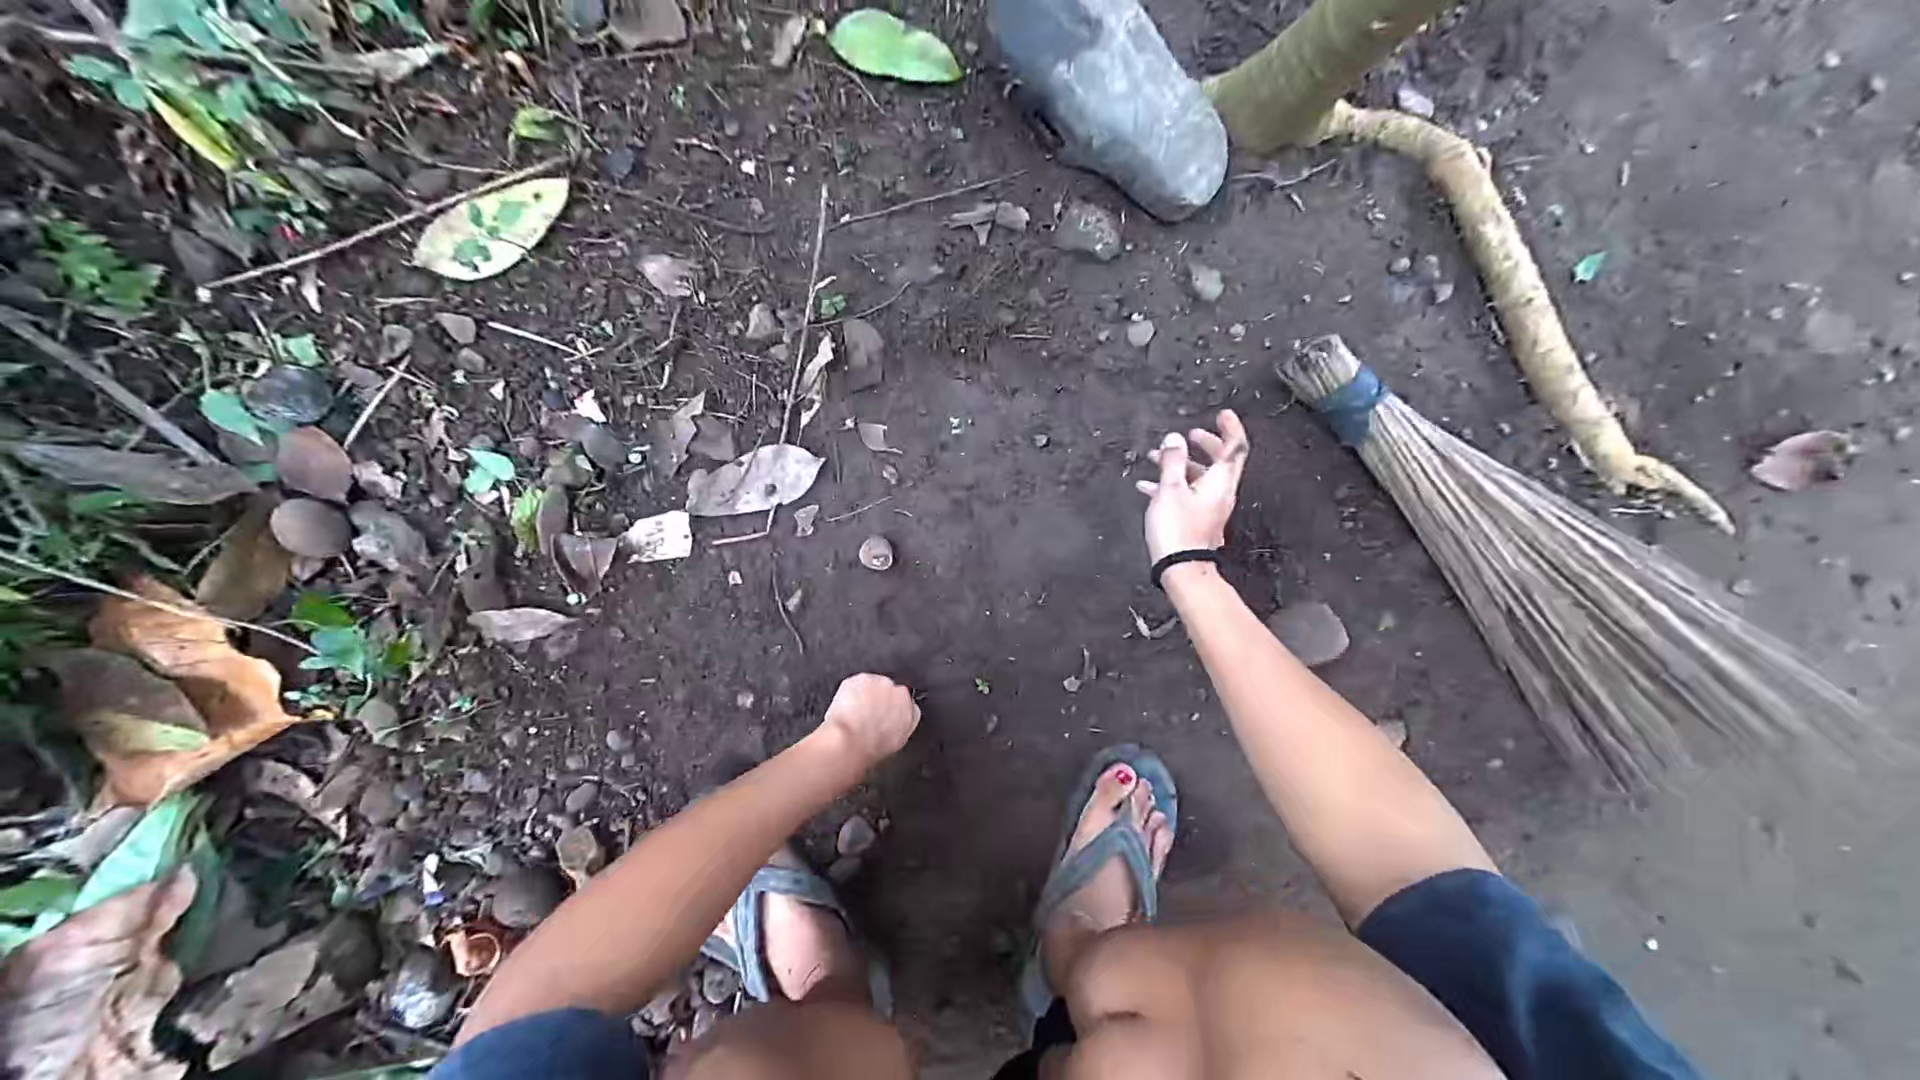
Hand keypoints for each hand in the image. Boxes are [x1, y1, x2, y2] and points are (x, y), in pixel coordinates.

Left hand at [819, 673, 919, 766]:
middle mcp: (897, 692)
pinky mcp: (861, 679)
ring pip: (871, 685)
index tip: (883, 715)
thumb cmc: (871, 746)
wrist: (851, 741)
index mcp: (909, 708)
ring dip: (864, 694)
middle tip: (866, 714)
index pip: (905, 702)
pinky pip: (855, 683)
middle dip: (879, 699)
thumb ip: (902, 724)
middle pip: (888, 690)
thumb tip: (895, 722)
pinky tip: (846, 707)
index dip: (892, 708)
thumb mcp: (897, 742)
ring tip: (854, 713)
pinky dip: (850, 692)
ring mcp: (878, 683)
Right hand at [1136, 410, 1249, 562]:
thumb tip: (1174, 439)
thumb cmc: (1177, 531)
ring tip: (1159, 457)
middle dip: (1204, 444)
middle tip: (1192, 434)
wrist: (1180, 568)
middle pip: (1219, 461)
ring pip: (1200, 477)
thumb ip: (1172, 461)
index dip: (1230, 428)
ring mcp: (1210, 507)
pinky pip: (1188, 494)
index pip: (1234, 447)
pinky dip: (1172, 484)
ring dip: (1181, 464)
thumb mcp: (1170, 489)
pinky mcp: (1198, 519)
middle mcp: (1220, 493)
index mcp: (1220, 482)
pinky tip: (1150, 486)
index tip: (1224, 414)